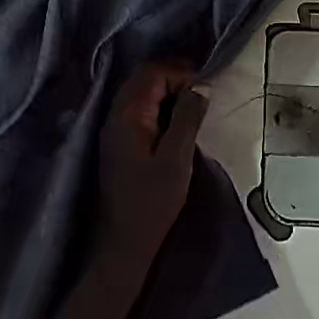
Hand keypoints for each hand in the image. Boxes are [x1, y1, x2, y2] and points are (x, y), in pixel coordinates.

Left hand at [97, 62, 209, 267]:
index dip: (180, 74)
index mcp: (127, 116)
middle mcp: (115, 116)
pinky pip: (138, 109)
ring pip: (139, 92)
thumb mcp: (177, 158)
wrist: (125, 245)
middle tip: (201, 91)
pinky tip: (175, 121)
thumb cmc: (153, 202)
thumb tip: (201, 85)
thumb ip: (188, 117)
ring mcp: (113, 130)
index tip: (205, 89)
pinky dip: (158, 105)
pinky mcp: (118, 143)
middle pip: (143, 78)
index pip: (153, 74)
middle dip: (173, 78)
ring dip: (166, 91)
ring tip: (192, 104)